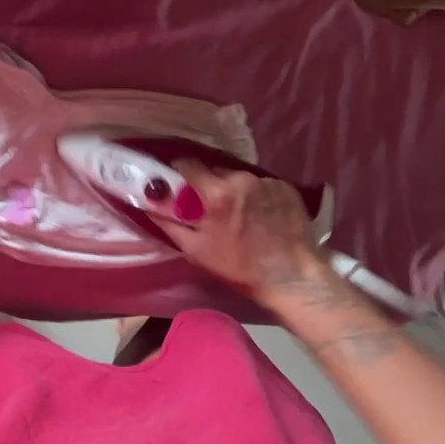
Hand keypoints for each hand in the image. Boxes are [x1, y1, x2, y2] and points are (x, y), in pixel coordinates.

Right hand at [152, 160, 325, 294]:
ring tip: (239, 214)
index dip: (179, 173)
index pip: (187, 164)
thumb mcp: (197, 250)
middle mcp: (241, 178)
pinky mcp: (285, 187)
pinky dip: (256, 196)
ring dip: (233, 191)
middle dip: (208, 185)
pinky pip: (260, 185)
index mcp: (217, 192)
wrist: (295, 280)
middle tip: (209, 208)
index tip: (178, 186)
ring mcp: (266, 181)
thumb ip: (169, 223)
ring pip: (238, 178)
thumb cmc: (241, 268)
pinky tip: (261, 216)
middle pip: (214, 171)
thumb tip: (149, 204)